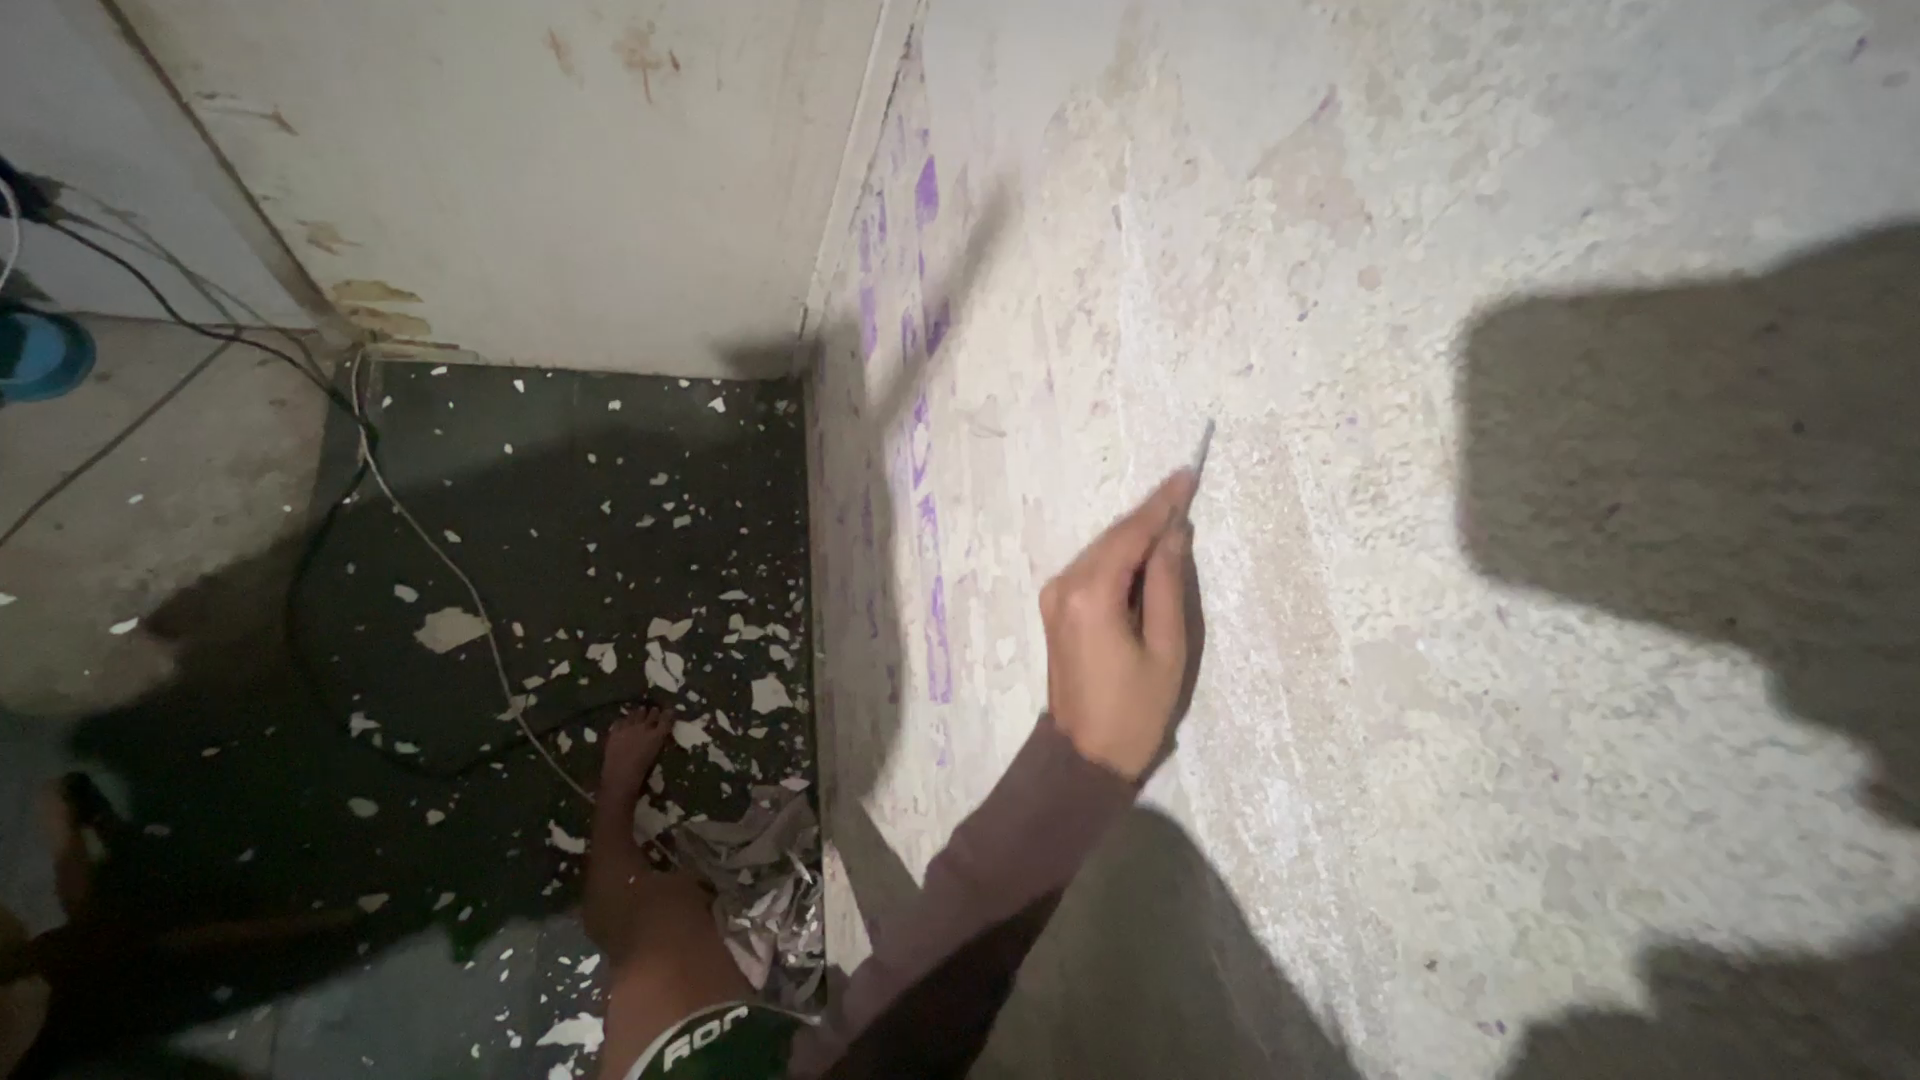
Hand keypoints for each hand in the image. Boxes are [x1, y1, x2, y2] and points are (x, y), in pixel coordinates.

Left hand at [1040, 470, 1197, 779]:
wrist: (1085, 754)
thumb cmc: (1135, 709)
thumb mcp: (1166, 647)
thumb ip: (1167, 583)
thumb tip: (1173, 533)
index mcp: (1090, 594)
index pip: (1131, 534)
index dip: (1161, 503)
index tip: (1187, 474)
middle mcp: (1064, 585)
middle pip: (1113, 537)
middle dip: (1149, 516)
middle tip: (1186, 492)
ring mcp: (1054, 596)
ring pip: (1101, 550)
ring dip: (1135, 536)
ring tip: (1174, 520)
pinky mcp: (1055, 608)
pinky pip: (1092, 569)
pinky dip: (1120, 558)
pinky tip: (1146, 556)